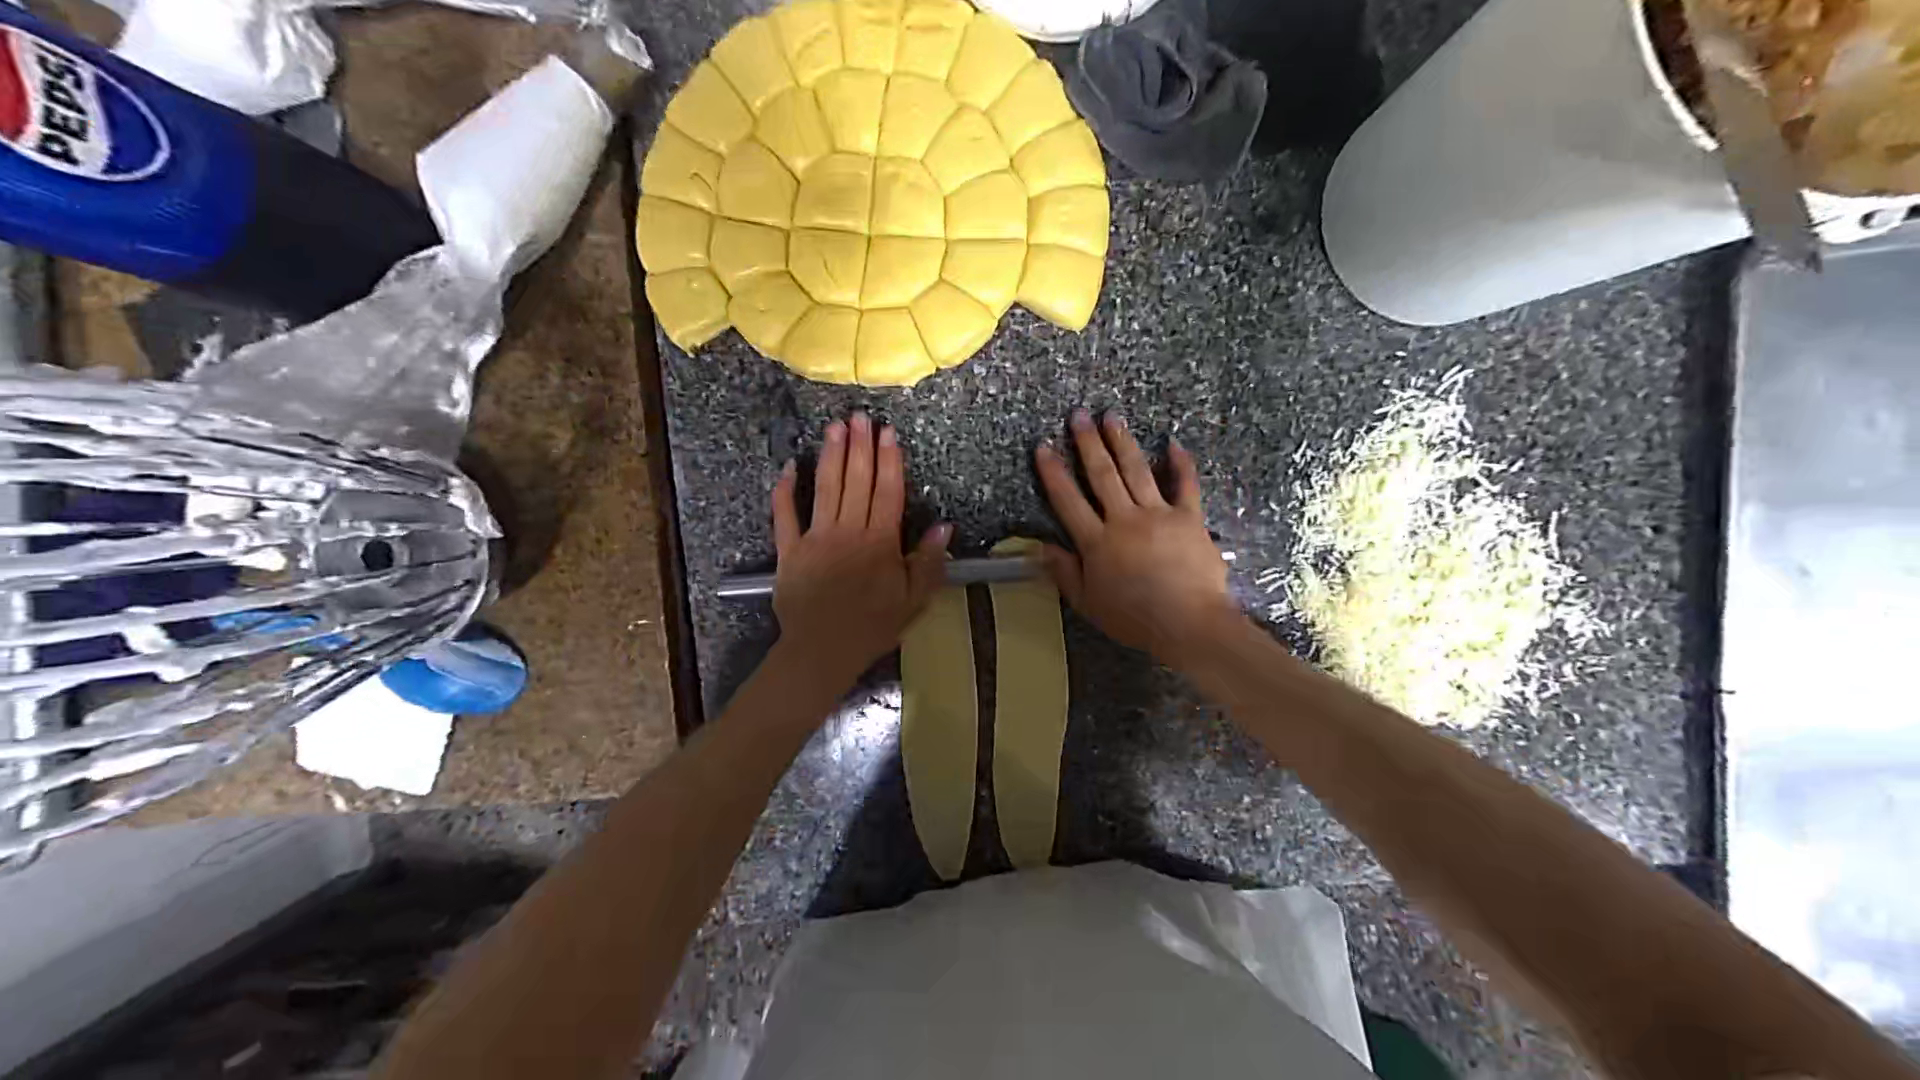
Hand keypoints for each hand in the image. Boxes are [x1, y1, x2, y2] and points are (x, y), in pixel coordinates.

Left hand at [772, 412, 950, 681]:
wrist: (822, 651)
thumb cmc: (872, 627)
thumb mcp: (913, 601)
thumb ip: (929, 562)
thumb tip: (945, 526)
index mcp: (880, 542)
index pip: (888, 491)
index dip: (890, 459)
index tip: (888, 432)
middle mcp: (848, 531)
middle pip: (856, 480)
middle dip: (860, 445)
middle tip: (860, 416)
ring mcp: (815, 537)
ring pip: (824, 488)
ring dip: (830, 455)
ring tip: (834, 427)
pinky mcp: (789, 550)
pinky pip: (784, 514)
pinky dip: (785, 490)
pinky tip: (789, 466)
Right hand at [1034, 409, 1239, 668]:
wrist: (1188, 623)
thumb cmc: (1134, 618)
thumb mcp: (1089, 604)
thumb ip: (1065, 574)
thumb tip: (1041, 548)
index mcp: (1097, 542)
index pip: (1068, 501)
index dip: (1053, 473)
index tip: (1043, 447)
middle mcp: (1124, 519)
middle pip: (1102, 475)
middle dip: (1088, 443)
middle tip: (1079, 415)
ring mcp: (1158, 515)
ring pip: (1137, 471)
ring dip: (1123, 442)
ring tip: (1112, 416)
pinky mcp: (1189, 517)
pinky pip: (1185, 485)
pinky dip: (1181, 463)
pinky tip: (1173, 443)